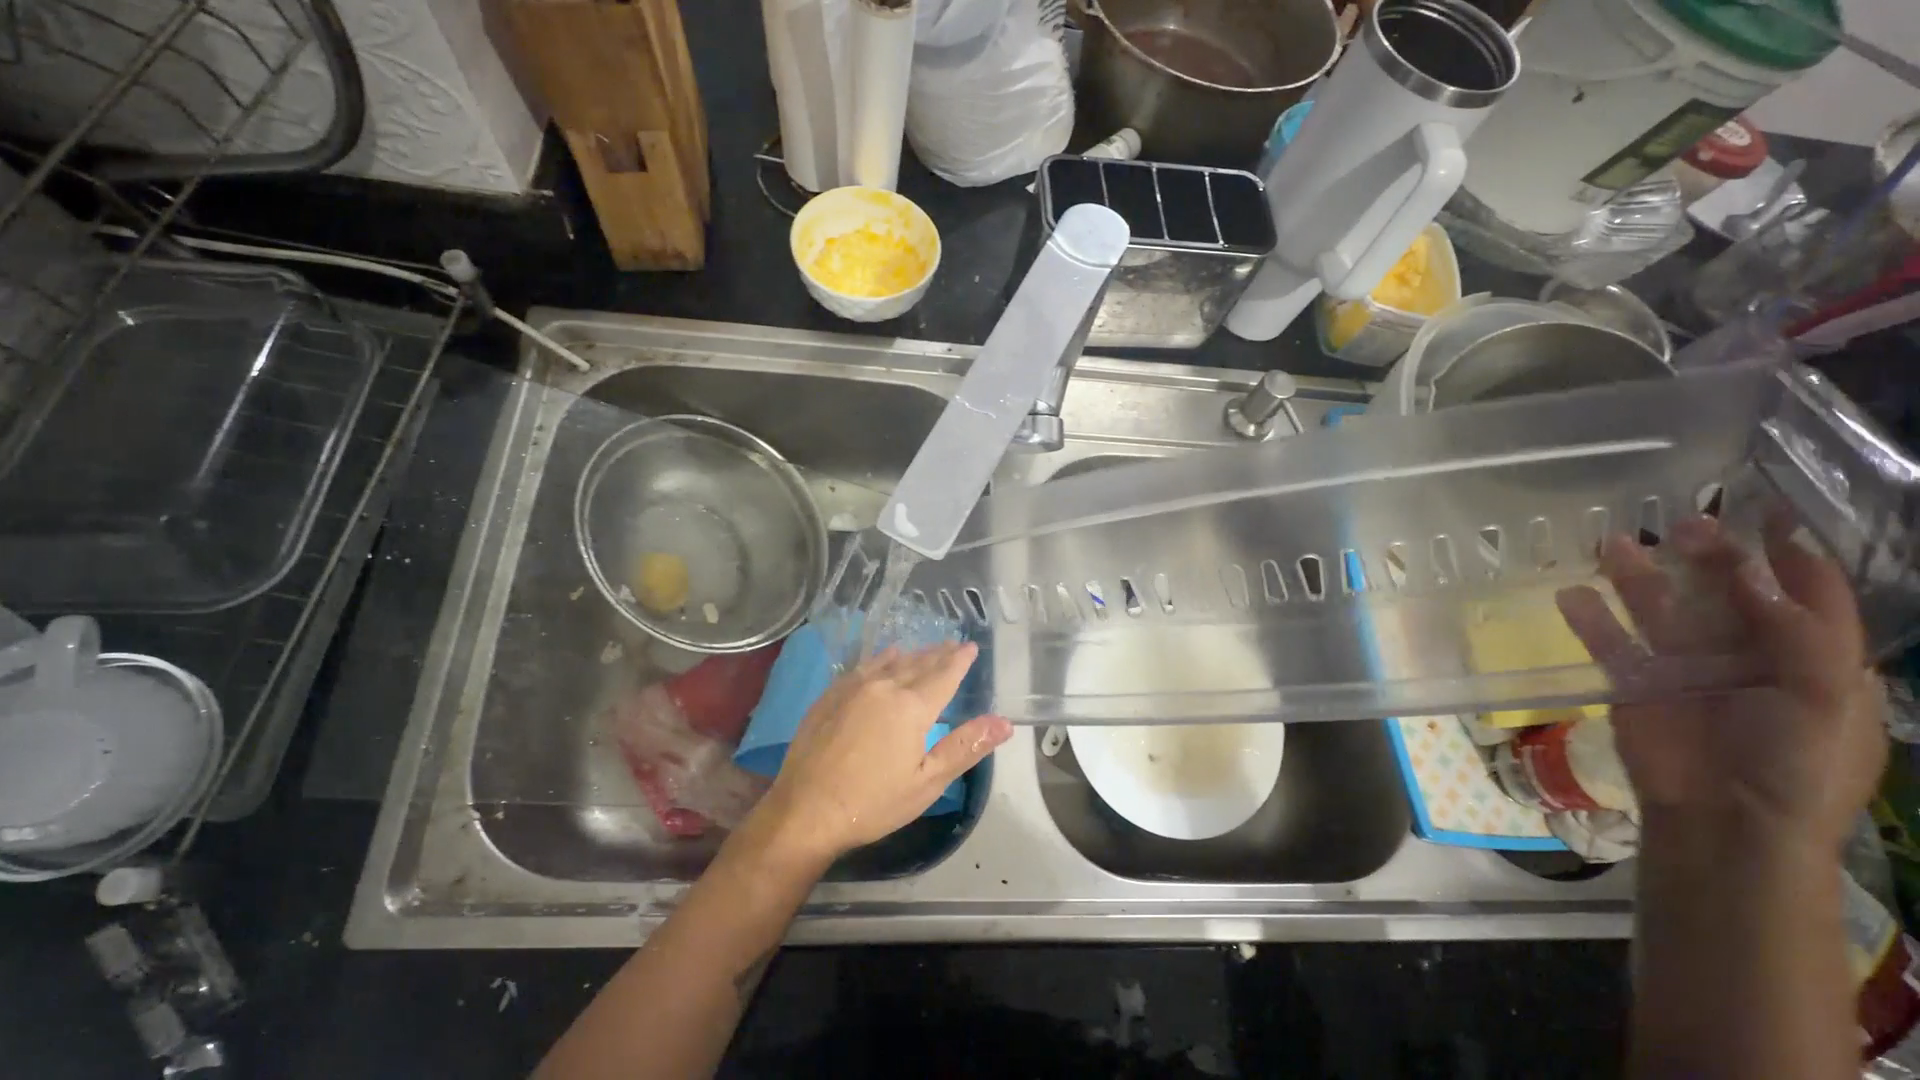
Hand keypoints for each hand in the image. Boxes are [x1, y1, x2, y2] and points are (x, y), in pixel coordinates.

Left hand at [747, 642, 1011, 864]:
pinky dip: (880, 660)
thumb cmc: (873, 803)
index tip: (971, 647)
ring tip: (924, 649)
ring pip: (888, 662)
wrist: (806, 811)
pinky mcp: (828, 698)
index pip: (944, 675)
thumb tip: (1004, 722)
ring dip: (911, 655)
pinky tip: (883, 659)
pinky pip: (861, 668)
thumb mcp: (928, 782)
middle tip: (952, 644)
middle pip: (917, 664)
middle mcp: (883, 687)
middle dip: (938, 654)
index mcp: (911, 707)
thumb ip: (966, 747)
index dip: (960, 661)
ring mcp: (851, 689)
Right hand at [1556, 511, 1885, 855]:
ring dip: (1638, 577)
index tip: (1768, 512)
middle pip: (1726, 593)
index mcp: (1810, 659)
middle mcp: (1748, 656)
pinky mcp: (1635, 687)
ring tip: (1613, 543)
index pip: (1805, 594)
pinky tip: (1571, 595)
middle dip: (1709, 556)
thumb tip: (1754, 567)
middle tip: (1685, 525)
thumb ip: (1799, 630)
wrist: (1726, 825)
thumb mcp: (1826, 696)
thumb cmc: (1795, 764)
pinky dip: (1590, 620)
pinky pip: (1609, 645)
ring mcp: (1686, 670)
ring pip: (1660, 610)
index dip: (1789, 555)